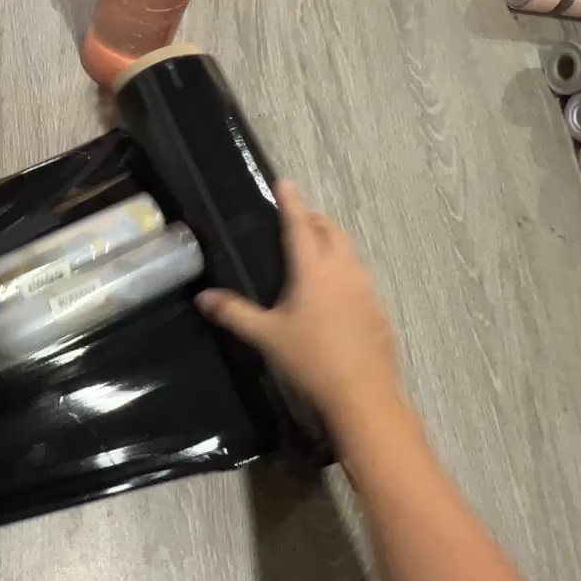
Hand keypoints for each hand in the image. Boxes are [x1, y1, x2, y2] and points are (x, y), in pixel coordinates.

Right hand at [194, 181, 400, 423]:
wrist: (364, 398)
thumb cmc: (311, 360)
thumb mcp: (266, 336)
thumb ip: (234, 313)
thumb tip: (203, 297)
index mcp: (313, 270)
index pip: (299, 225)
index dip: (291, 202)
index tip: (284, 182)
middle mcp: (343, 272)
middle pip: (331, 231)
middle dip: (314, 218)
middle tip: (296, 217)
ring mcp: (365, 291)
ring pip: (349, 252)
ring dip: (332, 241)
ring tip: (314, 248)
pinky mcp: (378, 311)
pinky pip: (360, 276)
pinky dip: (344, 269)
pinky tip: (334, 291)